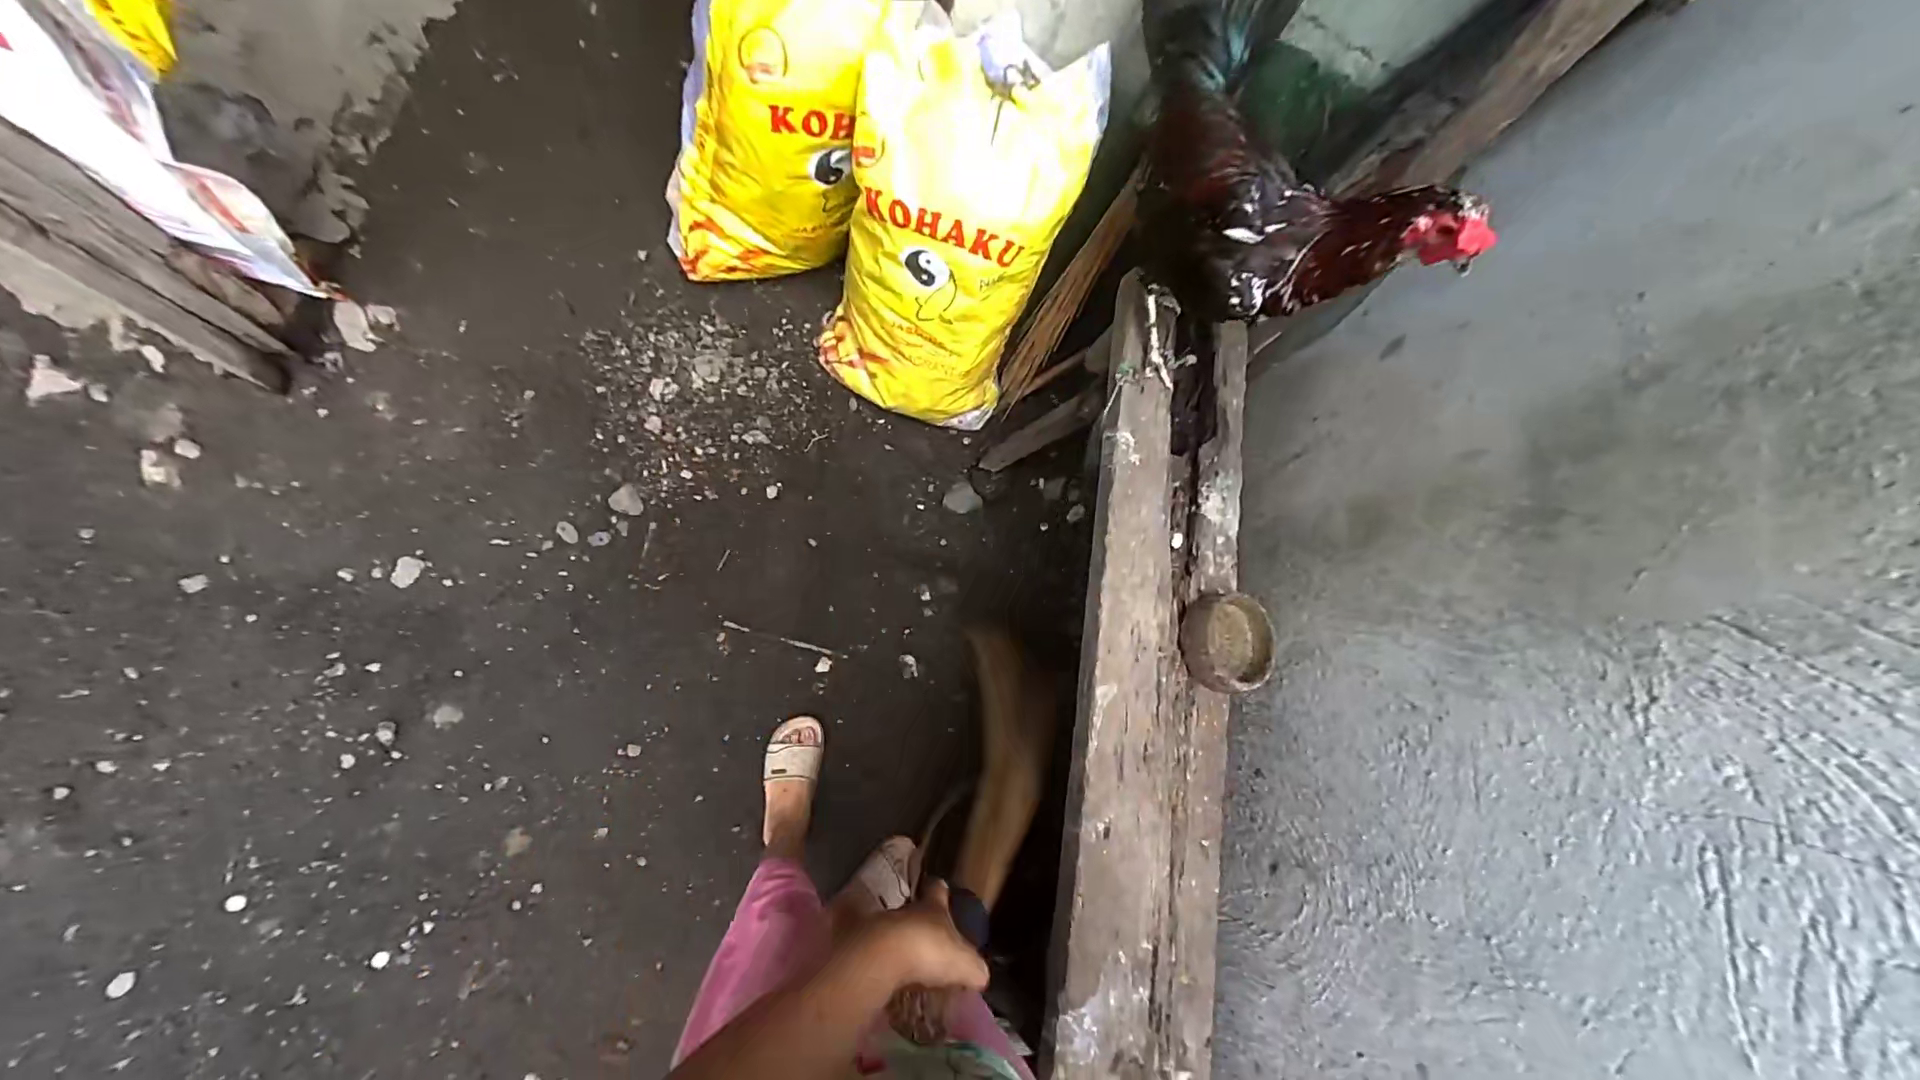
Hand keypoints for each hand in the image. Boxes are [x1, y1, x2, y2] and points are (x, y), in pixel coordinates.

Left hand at [864, 879, 989, 992]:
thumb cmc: (929, 951)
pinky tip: (887, 979)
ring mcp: (881, 925)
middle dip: (919, 921)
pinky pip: (874, 953)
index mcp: (933, 907)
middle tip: (927, 938)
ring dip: (898, 944)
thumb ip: (975, 968)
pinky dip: (880, 964)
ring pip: (893, 930)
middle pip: (914, 909)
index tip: (943, 888)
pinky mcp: (862, 945)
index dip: (942, 890)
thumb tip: (980, 974)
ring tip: (905, 965)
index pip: (939, 890)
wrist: (882, 957)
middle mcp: (907, 910)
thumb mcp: (965, 964)